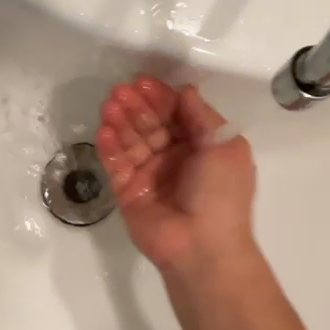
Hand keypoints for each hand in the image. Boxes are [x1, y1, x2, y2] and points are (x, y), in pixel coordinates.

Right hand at [97, 77, 256, 276]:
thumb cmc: (221, 195)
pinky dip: (109, 147)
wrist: (201, 246)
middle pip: (149, 124)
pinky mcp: (128, 193)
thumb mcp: (225, 146)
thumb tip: (184, 92)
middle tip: (120, 91)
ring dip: (119, 122)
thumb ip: (202, 117)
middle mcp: (173, 158)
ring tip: (108, 106)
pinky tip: (104, 130)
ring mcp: (148, 175)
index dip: (160, 97)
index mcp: (200, 146)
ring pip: (130, 141)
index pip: (175, 114)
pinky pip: (116, 165)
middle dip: (135, 106)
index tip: (143, 83)